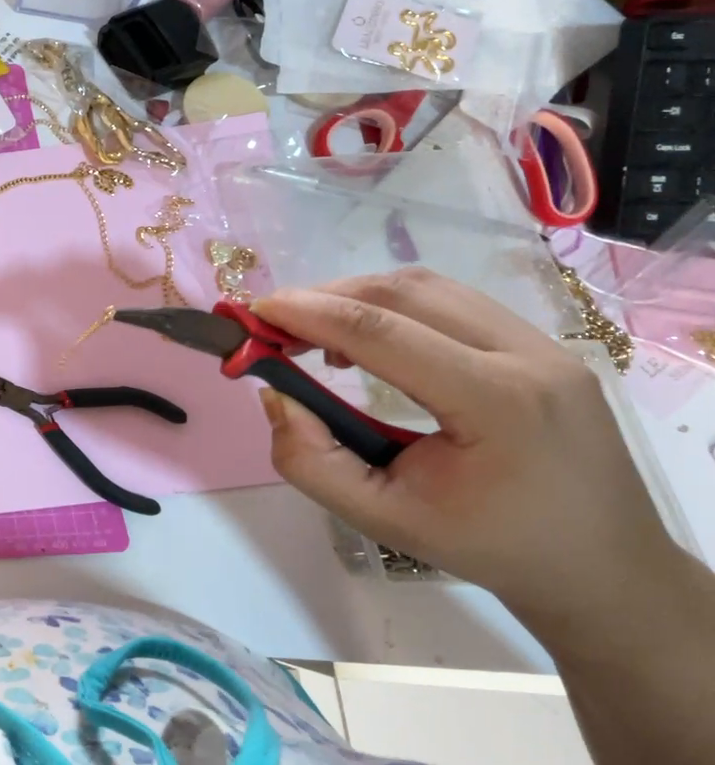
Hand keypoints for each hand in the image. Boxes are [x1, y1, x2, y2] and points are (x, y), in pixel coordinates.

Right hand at [251, 269, 681, 623]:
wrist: (602, 566)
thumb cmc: (489, 546)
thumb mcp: (381, 518)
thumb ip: (310, 460)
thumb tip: (274, 395)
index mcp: (498, 404)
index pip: (382, 332)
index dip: (307, 313)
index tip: (251, 314)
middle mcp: (529, 358)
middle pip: (402, 293)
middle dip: (323, 297)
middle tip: (271, 324)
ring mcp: (544, 345)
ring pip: (426, 287)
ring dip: (355, 296)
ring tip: (312, 332)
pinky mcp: (541, 345)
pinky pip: (450, 300)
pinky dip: (390, 305)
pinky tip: (364, 338)